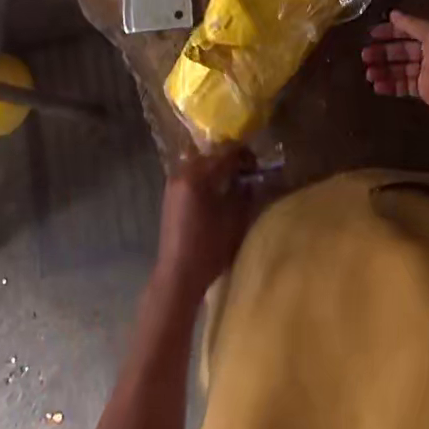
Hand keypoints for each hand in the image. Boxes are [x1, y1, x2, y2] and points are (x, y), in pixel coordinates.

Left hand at [154, 148, 255, 298]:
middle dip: (231, 159)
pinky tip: (217, 190)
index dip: (245, 155)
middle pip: (211, 155)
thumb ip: (244, 191)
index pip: (226, 153)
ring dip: (217, 167)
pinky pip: (191, 175)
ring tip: (234, 180)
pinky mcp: (170, 196)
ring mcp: (173, 184)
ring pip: (200, 164)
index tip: (258, 164)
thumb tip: (251, 177)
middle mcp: (182, 174)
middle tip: (248, 170)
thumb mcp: (235, 217)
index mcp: (198, 176)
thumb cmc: (210, 247)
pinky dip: (206, 176)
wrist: (179, 274)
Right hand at [361, 10, 428, 119]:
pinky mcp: (427, 91)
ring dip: (384, 70)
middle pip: (402, 51)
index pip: (407, 31)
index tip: (371, 35)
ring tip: (368, 73)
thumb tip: (393, 13)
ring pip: (401, 69)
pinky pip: (405, 86)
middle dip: (383, 53)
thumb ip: (413, 25)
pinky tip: (377, 86)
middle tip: (364, 56)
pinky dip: (391, 86)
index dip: (390, 32)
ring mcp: (428, 72)